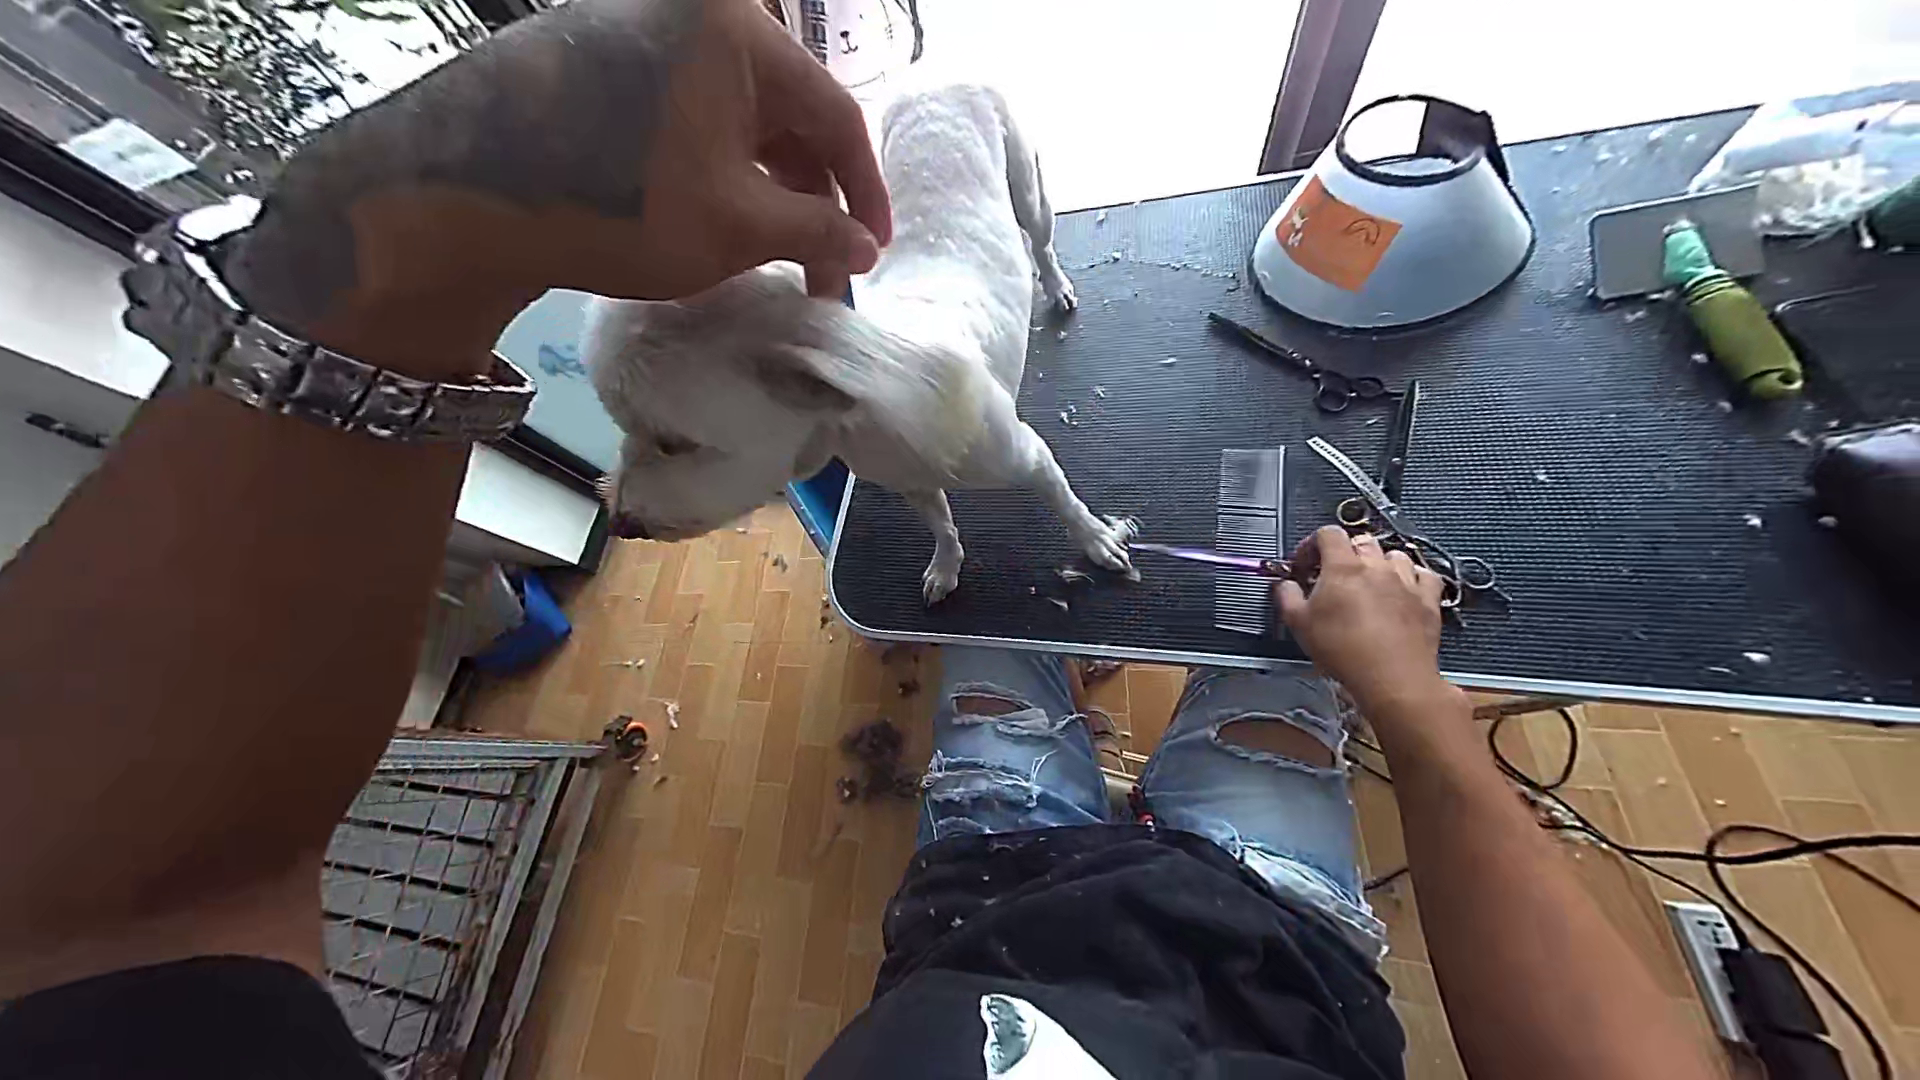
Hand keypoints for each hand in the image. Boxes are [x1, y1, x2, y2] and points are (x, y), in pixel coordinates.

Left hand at [225, 0, 889, 374]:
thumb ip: (818, 233)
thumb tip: (867, 251)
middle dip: (822, 199)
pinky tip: (742, 222)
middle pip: (794, 117)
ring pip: (751, 125)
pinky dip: (737, 178)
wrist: (470, 197)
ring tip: (791, 256)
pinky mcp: (621, 69)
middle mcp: (699, 18)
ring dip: (782, 195)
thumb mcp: (740, 226)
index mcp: (738, 34)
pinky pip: (707, 124)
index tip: (877, 250)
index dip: (867, 191)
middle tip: (833, 265)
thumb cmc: (625, 206)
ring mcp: (654, 39)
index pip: (836, 115)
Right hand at [1275, 525, 1447, 714]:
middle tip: (1333, 574)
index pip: (1328, 534)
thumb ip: (1286, 595)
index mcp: (1342, 567)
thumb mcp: (1298, 623)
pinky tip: (1403, 587)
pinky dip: (1413, 576)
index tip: (1306, 561)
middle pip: (1362, 540)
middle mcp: (1376, 567)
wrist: (1390, 677)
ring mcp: (1406, 581)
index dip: (1313, 543)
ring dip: (1379, 562)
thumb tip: (1284, 585)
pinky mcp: (1428, 599)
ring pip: (1394, 554)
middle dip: (1344, 552)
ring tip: (1368, 580)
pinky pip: (1425, 574)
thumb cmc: (1343, 649)